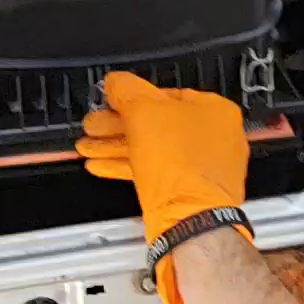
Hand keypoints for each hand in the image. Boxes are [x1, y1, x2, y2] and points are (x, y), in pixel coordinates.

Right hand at [74, 72, 250, 303]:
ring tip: (89, 147)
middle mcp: (215, 138)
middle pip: (156, 124)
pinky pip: (154, 172)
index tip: (110, 101)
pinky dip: (127, 167)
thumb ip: (127, 90)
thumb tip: (116, 82)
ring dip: (116, 146)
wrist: (190, 222)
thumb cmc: (181, 168)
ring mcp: (203, 168)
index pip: (166, 95)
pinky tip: (102, 165)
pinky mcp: (189, 192)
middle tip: (94, 125)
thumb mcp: (145, 113)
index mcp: (215, 111)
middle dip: (117, 125)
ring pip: (152, 150)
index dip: (131, 98)